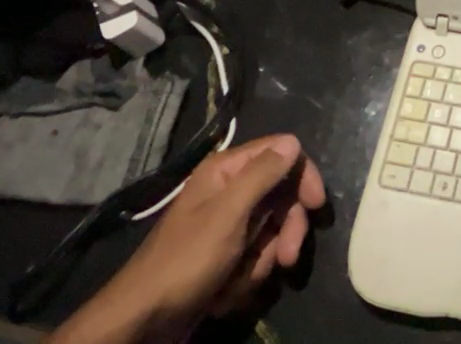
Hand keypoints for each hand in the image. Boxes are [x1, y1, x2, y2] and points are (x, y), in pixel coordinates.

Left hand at [50, 134, 326, 343]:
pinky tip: (227, 291)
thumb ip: (262, 174)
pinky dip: (249, 274)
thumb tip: (293, 142)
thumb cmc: (186, 260)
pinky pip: (256, 254)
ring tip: (242, 280)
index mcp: (226, 171)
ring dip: (264, 258)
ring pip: (272, 229)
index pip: (281, 153)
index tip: (315, 204)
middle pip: (282, 195)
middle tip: (286, 256)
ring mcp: (228, 224)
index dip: (302, 175)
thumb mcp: (228, 214)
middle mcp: (229, 190)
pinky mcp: (226, 254)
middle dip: (286, 229)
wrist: (145, 319)